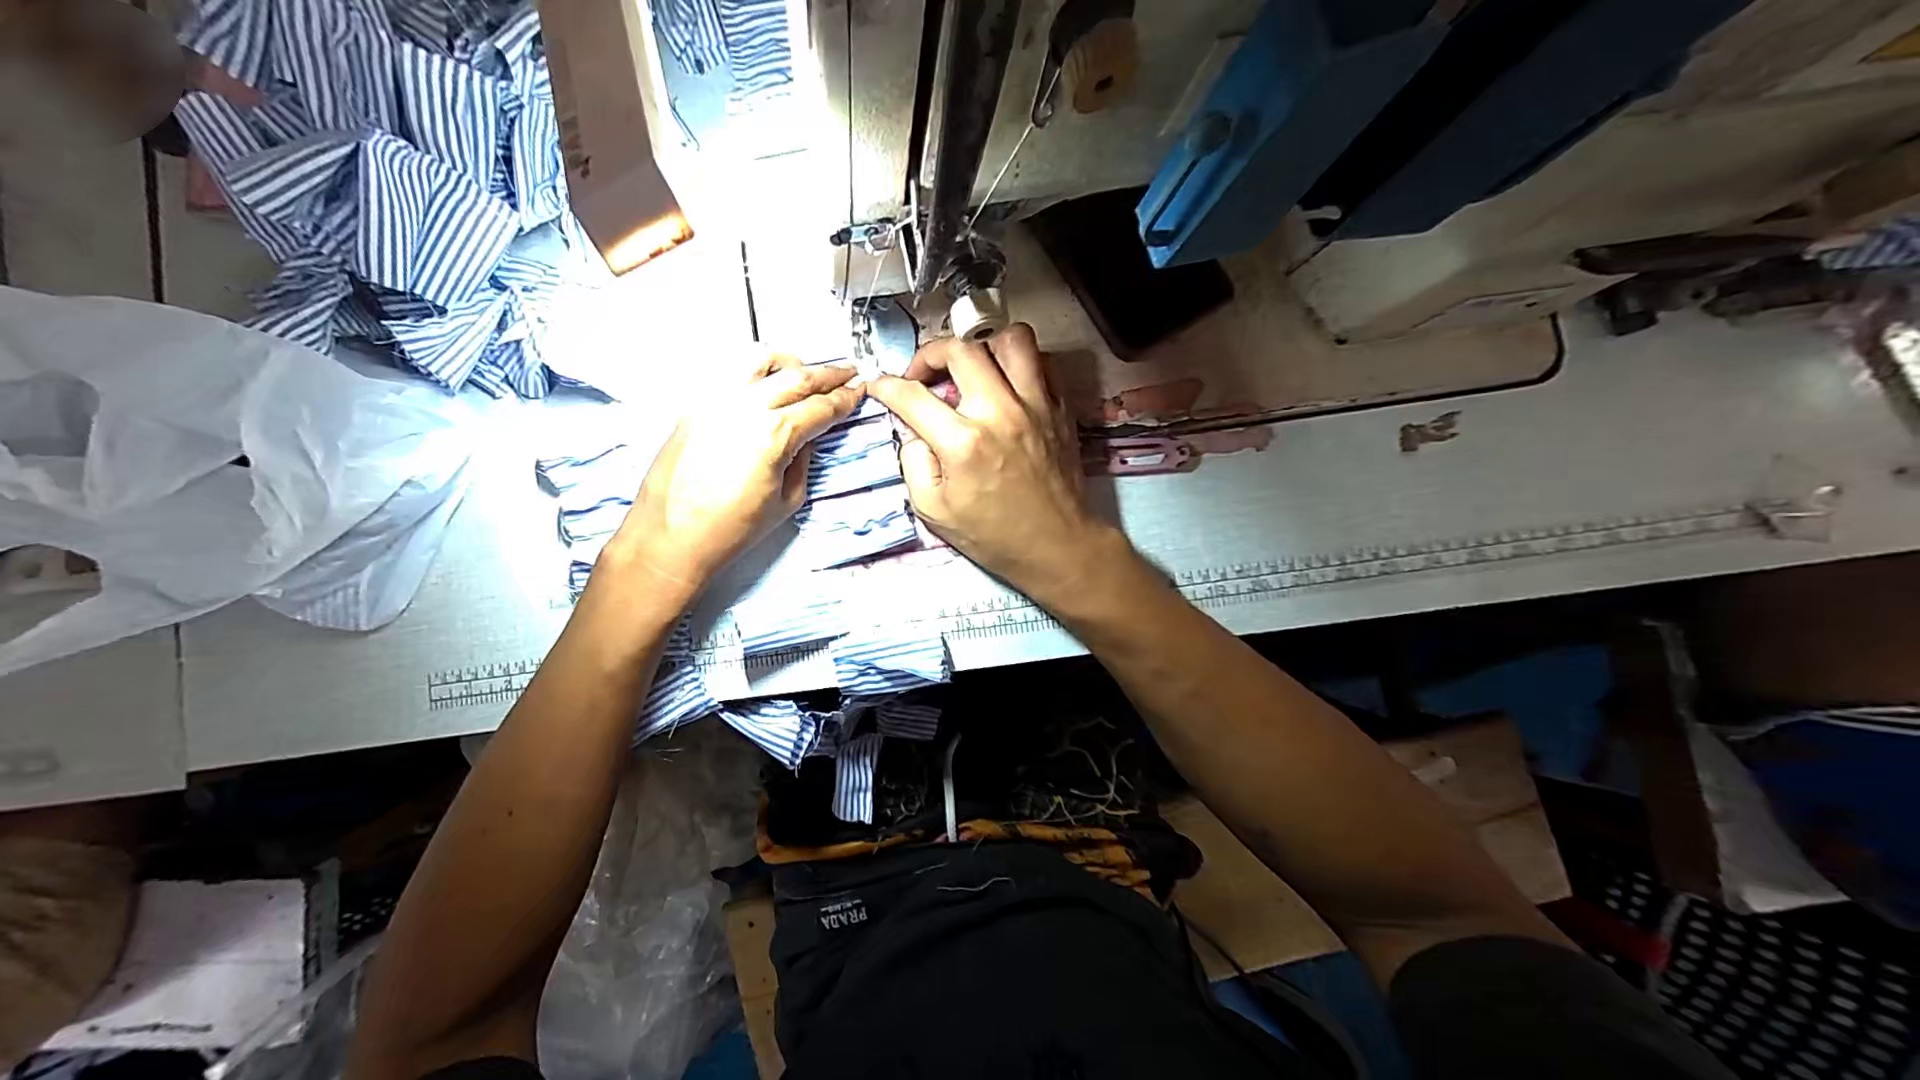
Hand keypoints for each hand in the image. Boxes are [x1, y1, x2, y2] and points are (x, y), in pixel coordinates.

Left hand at [611, 355, 862, 591]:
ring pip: (762, 360)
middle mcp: (746, 408)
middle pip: (798, 377)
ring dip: (791, 362)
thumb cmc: (727, 528)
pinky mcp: (696, 404)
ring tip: (804, 370)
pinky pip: (732, 372)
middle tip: (847, 373)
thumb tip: (808, 436)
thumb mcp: (786, 500)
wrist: (672, 536)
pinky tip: (765, 380)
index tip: (857, 391)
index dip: (845, 398)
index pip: (821, 407)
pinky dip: (756, 368)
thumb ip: (803, 459)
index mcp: (775, 434)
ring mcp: (717, 400)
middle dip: (829, 374)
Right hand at [867, 324, 1120, 598]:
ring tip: (971, 369)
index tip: (881, 386)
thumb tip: (912, 428)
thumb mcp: (934, 511)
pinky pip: (1042, 361)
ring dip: (982, 346)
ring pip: (1010, 340)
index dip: (886, 386)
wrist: (1056, 546)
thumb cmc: (994, 536)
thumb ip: (913, 462)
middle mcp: (1000, 413)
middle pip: (959, 350)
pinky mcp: (1059, 409)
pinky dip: (1018, 363)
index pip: (912, 395)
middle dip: (929, 355)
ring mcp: (1036, 405)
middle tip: (923, 377)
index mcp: (963, 443)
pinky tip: (1005, 384)